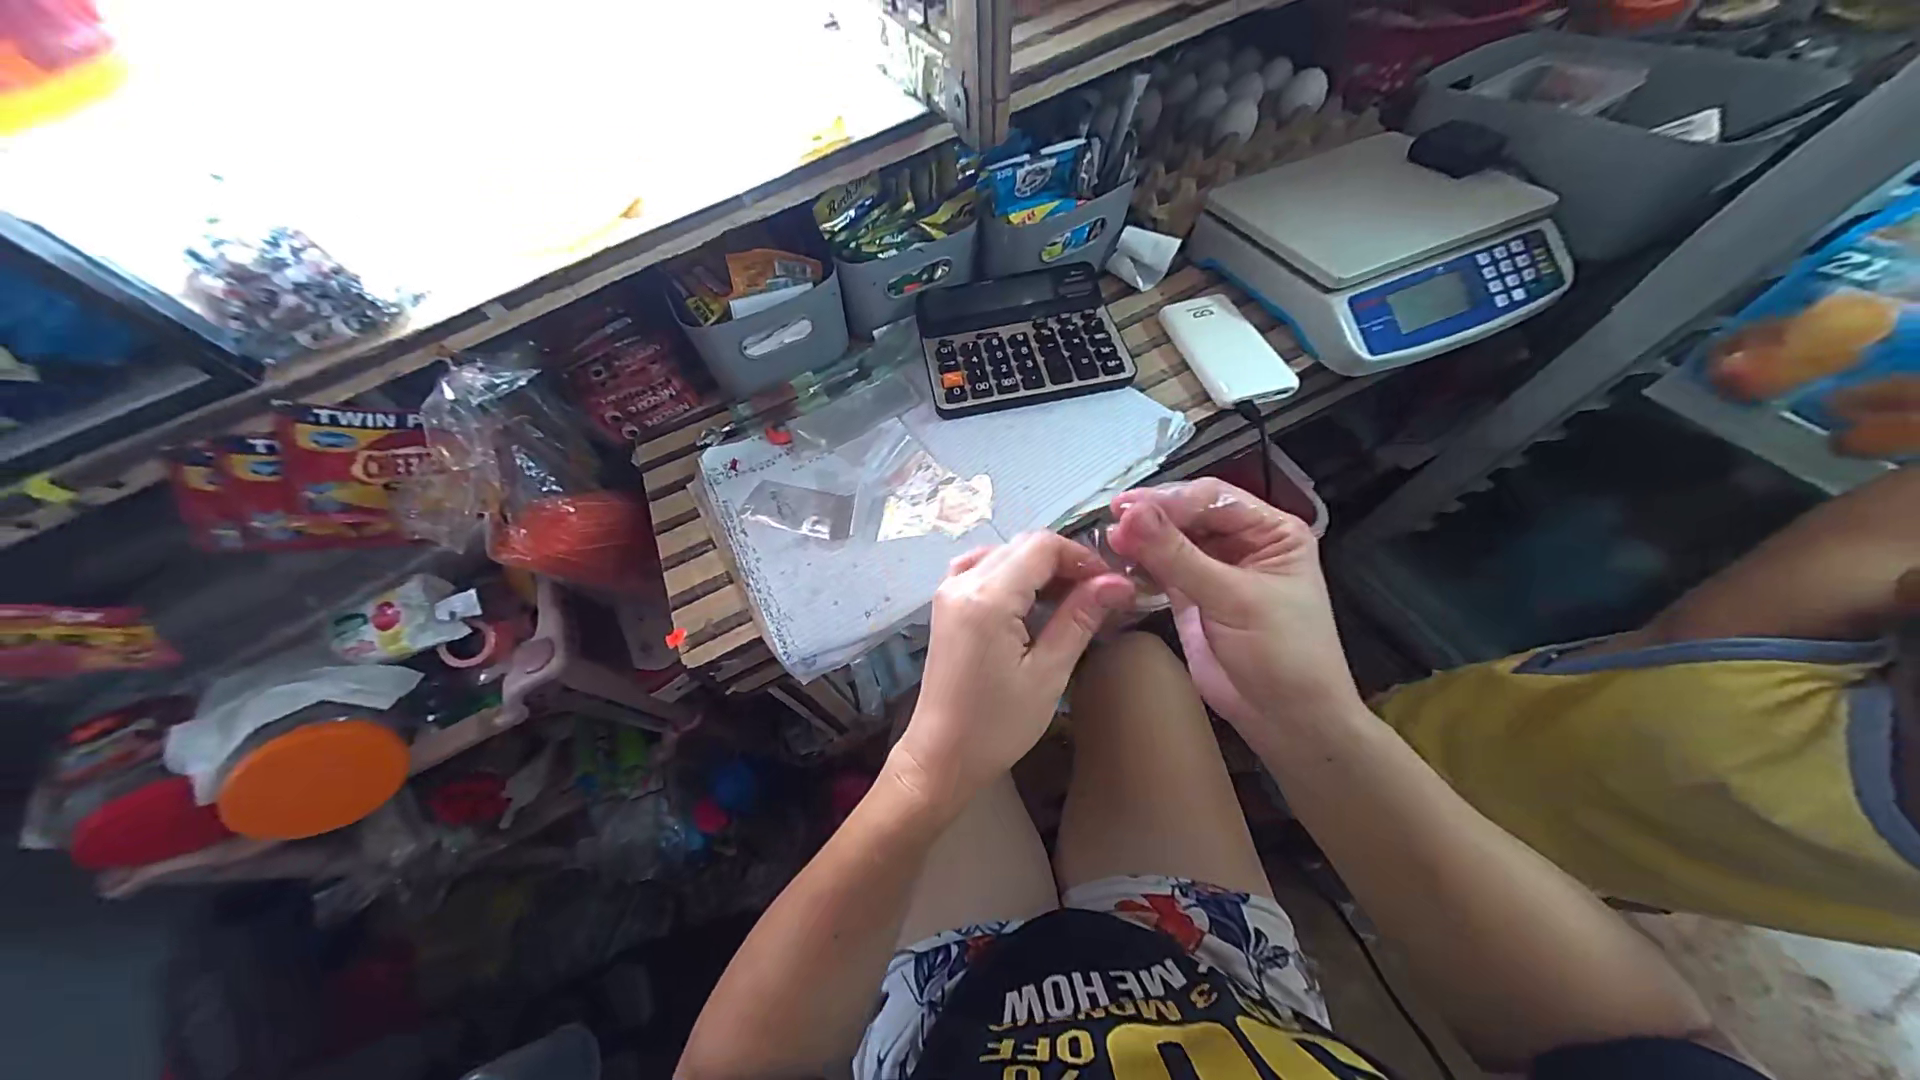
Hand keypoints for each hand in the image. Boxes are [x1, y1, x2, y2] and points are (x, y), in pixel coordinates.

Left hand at [891, 532, 1133, 810]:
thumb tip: (1117, 582)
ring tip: (1067, 599)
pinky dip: (1011, 573)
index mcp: (986, 597)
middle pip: (1022, 545)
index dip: (1081, 557)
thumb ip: (1079, 618)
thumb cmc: (997, 725)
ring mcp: (948, 591)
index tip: (1110, 584)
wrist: (941, 756)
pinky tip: (1028, 598)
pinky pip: (982, 568)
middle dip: (1064, 561)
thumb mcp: (1047, 673)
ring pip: (1003, 553)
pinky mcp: (945, 604)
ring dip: (1038, 566)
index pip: (1041, 547)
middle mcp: (962, 582)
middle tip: (1096, 594)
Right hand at [1105, 479, 1361, 735]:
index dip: (1169, 501)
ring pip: (1170, 541)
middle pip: (1188, 515)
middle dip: (1152, 517)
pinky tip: (1116, 561)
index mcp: (1270, 530)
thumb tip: (1131, 515)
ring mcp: (1213, 569)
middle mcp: (1242, 542)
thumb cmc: (1283, 654)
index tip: (1127, 509)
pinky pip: (1160, 570)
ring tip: (1108, 540)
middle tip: (1112, 521)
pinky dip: (1139, 565)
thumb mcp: (1234, 599)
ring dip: (1141, 540)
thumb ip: (1179, 556)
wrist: (1287, 720)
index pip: (1213, 499)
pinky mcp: (1190, 596)